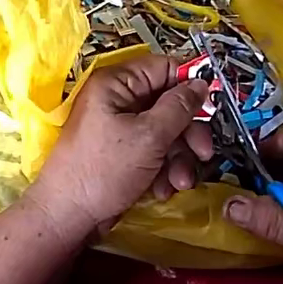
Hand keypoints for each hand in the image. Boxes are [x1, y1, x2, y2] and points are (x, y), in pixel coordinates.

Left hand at [22, 54, 213, 236]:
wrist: (69, 215)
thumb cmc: (103, 170)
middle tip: (202, 153)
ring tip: (178, 182)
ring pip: (166, 132)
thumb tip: (201, 83)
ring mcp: (120, 128)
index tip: (213, 105)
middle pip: (169, 103)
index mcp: (116, 84)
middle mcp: (118, 100)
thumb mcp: (149, 136)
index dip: (190, 85)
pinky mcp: (123, 154)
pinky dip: (163, 170)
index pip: (163, 68)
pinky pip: (154, 152)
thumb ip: (179, 107)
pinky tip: (161, 190)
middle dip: (188, 132)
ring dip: (178, 158)